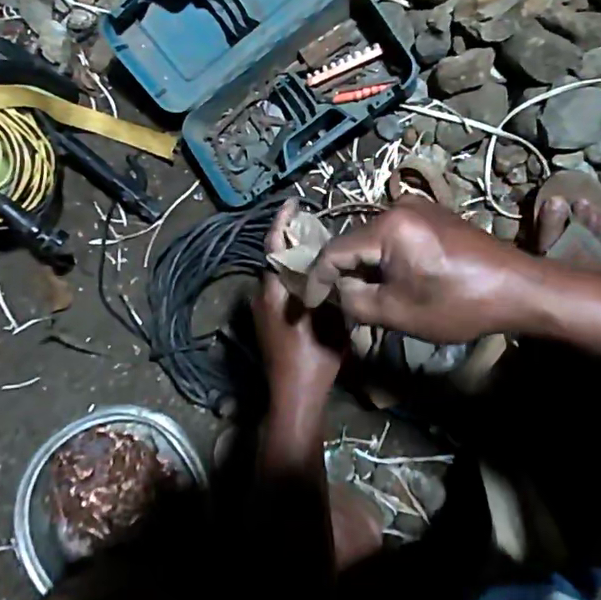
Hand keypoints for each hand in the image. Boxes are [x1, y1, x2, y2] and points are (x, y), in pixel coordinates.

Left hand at [255, 201, 344, 408]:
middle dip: (295, 241)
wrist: (294, 397)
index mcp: (273, 290)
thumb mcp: (331, 320)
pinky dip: (298, 280)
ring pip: (281, 277)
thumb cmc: (313, 358)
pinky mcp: (269, 325)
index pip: (274, 245)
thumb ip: (331, 290)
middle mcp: (262, 297)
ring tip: (325, 253)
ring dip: (298, 262)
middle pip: (277, 259)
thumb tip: (338, 266)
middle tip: (320, 228)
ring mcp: (263, 312)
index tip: (293, 202)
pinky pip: (282, 292)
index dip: (282, 221)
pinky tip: (320, 284)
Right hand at [302, 198, 540, 343]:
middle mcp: (400, 206)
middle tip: (336, 305)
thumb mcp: (398, 312)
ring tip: (364, 299)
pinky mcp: (434, 217)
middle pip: (353, 242)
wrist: (518, 289)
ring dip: (365, 268)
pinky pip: (396, 237)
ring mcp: (420, 209)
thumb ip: (354, 300)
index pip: (334, 250)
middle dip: (342, 274)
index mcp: (388, 225)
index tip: (311, 304)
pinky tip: (391, 284)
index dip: (317, 280)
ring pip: (374, 240)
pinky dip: (386, 260)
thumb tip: (337, 290)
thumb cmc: (459, 303)